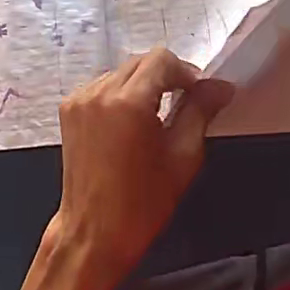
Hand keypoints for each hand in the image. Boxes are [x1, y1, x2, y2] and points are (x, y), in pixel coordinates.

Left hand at [52, 48, 236, 280]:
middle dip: (164, 77)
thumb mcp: (182, 157)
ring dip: (142, 85)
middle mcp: (100, 91)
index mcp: (128, 102)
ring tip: (154, 118)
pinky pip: (102, 86)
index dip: (184, 72)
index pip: (161, 59)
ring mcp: (80, 98)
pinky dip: (119, 95)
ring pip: (121, 72)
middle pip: (140, 62)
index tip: (197, 93)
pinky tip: (129, 124)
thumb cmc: (143, 203)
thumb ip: (201, 111)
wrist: (94, 231)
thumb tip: (221, 85)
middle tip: (182, 104)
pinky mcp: (69, 107)